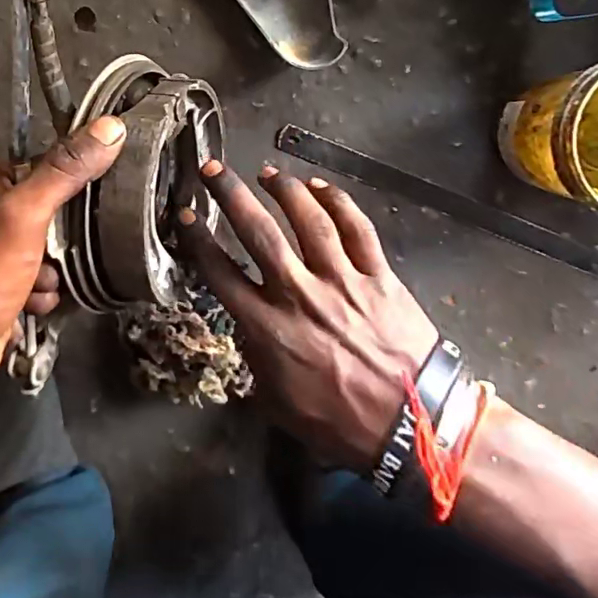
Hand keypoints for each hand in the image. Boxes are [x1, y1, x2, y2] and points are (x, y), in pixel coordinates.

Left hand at [0, 116, 126, 394]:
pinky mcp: (9, 284)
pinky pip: (48, 280)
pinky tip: (33, 303)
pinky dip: (46, 293)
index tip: (103, 195)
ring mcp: (3, 250)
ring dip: (58, 270)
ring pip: (59, 250)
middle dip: (69, 237)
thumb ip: (66, 171)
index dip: (82, 178)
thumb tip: (111, 127)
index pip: (56, 164)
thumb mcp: (26, 214)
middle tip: (63, 250)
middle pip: (62, 210)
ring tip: (41, 282)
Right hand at [177, 160, 438, 469]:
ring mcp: (342, 280)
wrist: (412, 427)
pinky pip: (357, 229)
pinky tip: (321, 187)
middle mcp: (300, 294)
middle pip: (258, 233)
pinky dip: (339, 202)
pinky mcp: (378, 276)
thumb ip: (256, 361)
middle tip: (213, 170)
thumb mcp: (278, 404)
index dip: (198, 240)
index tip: (185, 215)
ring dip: (285, 191)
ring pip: (309, 221)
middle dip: (231, 196)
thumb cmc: (340, 422)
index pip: (221, 272)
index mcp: (268, 328)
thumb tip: (247, 331)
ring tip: (269, 173)